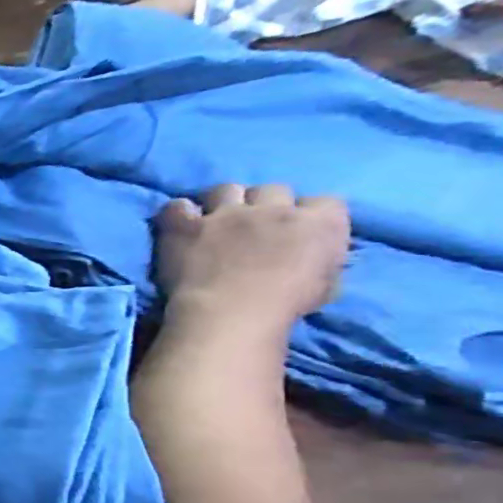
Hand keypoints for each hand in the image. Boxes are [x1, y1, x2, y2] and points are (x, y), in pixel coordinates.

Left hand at [154, 184, 349, 333]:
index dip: (308, 215)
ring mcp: (226, 214)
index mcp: (320, 222)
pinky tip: (178, 227)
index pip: (324, 202)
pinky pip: (177, 206)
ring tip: (213, 223)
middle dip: (263, 204)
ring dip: (221, 203)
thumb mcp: (325, 286)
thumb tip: (313, 257)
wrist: (230, 313)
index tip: (294, 232)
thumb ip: (323, 261)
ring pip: (225, 189)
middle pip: (271, 189)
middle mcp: (274, 209)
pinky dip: (177, 214)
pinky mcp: (186, 225)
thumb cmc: (283, 307)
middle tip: (249, 228)